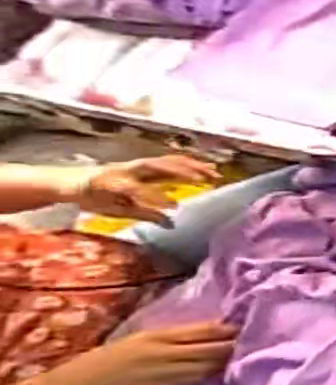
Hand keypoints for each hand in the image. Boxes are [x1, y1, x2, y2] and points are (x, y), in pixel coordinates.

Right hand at [38, 322, 238, 384]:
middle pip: (213, 349)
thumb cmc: (114, 354)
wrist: (78, 382)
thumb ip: (182, 333)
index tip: (252, 324)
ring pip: (210, 366)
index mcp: (159, 336)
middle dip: (237, 345)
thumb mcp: (146, 336)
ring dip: (230, 360)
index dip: (231, 329)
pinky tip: (229, 369)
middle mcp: (164, 352)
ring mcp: (165, 371)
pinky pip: (199, 378)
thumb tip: (221, 327)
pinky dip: (216, 373)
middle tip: (258, 340)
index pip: (206, 330)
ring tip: (249, 354)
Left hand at [67, 155, 219, 224]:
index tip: (175, 207)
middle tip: (210, 179)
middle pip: (158, 166)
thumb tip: (171, 224)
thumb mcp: (112, 210)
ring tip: (215, 172)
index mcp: (112, 182)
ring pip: (167, 161)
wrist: (71, 181)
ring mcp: (136, 164)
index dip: (156, 197)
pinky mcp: (145, 163)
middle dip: (184, 172)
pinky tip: (206, 166)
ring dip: (193, 165)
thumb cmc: (92, 198)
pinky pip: (169, 160)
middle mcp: (126, 170)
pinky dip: (189, 162)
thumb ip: (143, 214)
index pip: (137, 189)